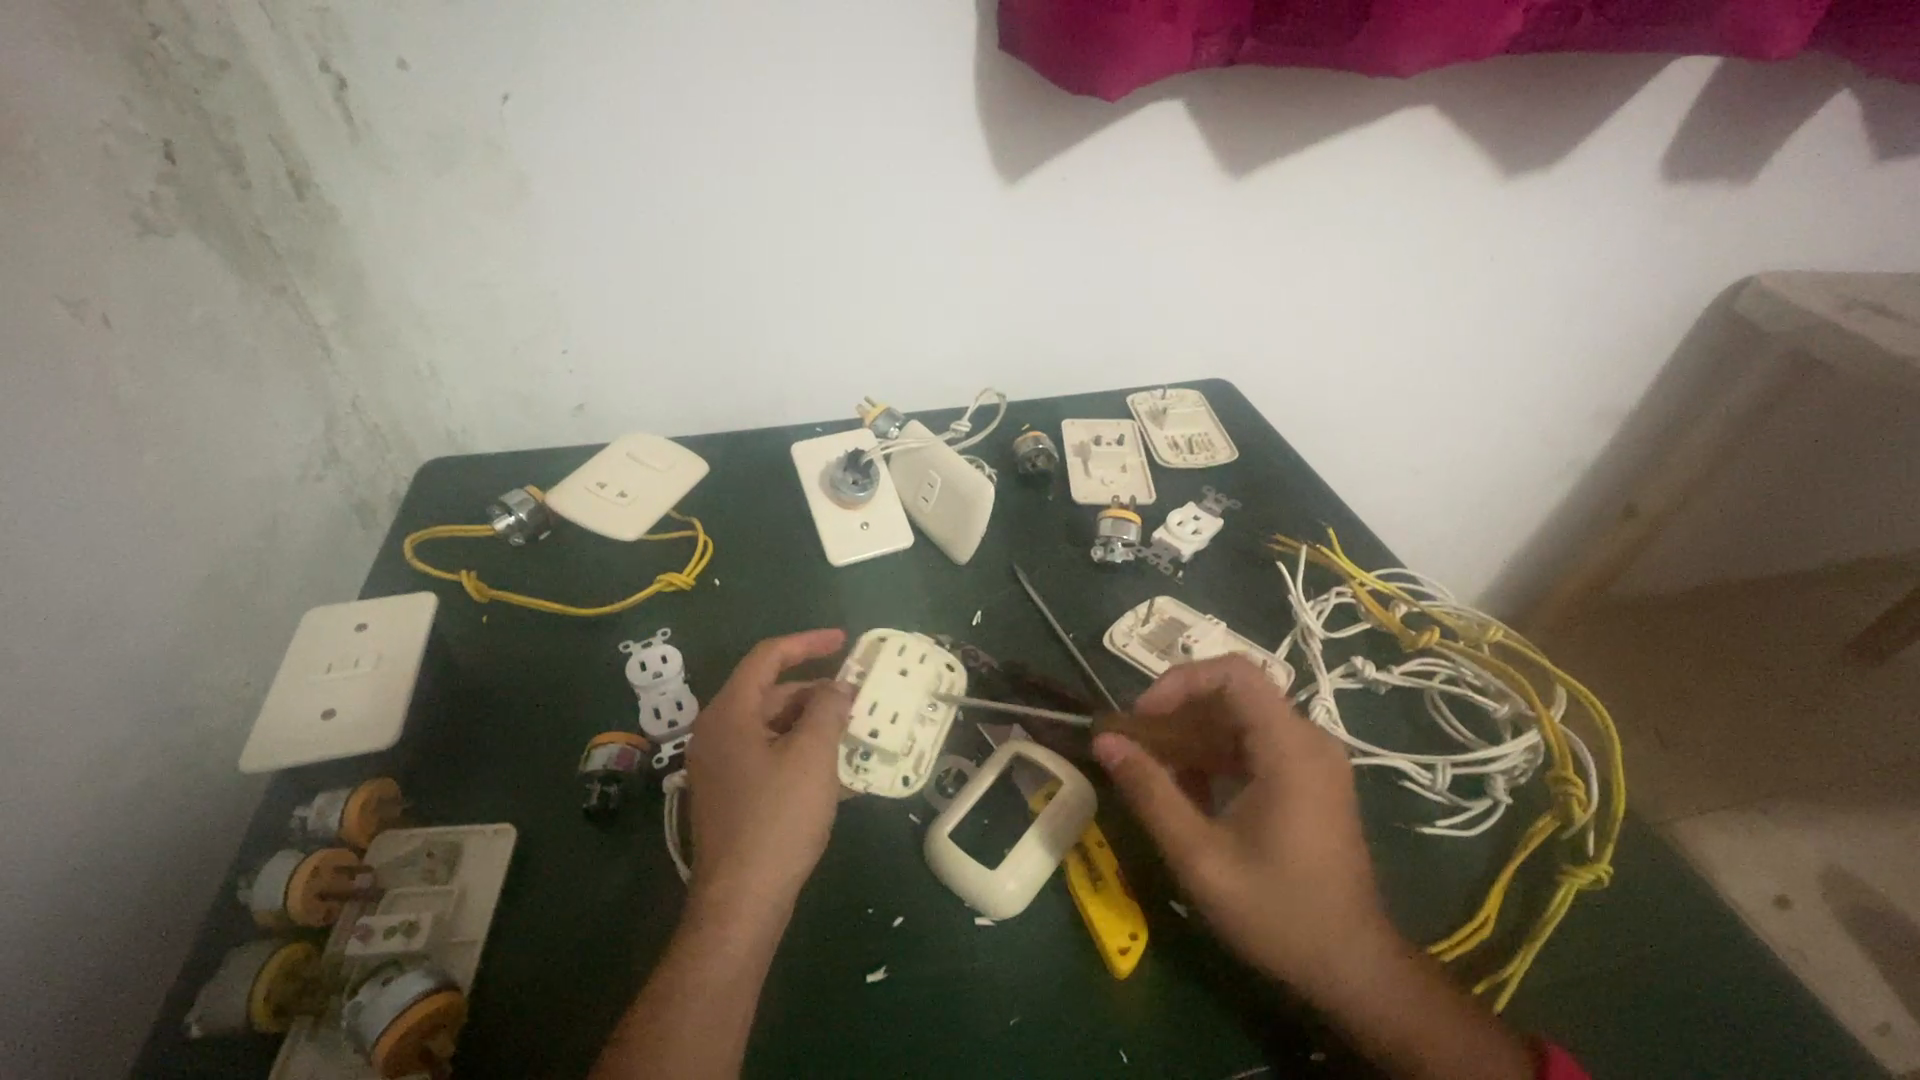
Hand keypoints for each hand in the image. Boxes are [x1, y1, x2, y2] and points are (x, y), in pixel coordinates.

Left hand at [685, 629, 853, 914]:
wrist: (742, 899)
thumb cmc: (778, 819)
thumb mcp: (813, 756)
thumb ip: (828, 710)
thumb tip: (837, 688)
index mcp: (730, 713)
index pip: (767, 657)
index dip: (807, 643)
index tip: (844, 642)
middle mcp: (717, 733)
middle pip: (770, 693)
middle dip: (816, 693)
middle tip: (857, 701)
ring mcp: (721, 766)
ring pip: (772, 728)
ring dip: (812, 727)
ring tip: (853, 736)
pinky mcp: (731, 795)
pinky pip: (768, 757)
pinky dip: (800, 755)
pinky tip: (836, 773)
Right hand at [1092, 656, 1396, 995]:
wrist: (1352, 967)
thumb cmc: (1277, 912)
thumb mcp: (1199, 857)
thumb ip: (1150, 792)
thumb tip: (1105, 741)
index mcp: (1291, 748)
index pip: (1234, 673)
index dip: (1180, 682)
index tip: (1142, 719)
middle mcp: (1309, 740)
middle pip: (1234, 694)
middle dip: (1177, 713)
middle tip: (1136, 747)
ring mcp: (1313, 760)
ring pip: (1241, 720)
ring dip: (1192, 737)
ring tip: (1152, 771)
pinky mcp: (1310, 780)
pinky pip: (1255, 746)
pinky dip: (1215, 757)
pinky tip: (1187, 795)